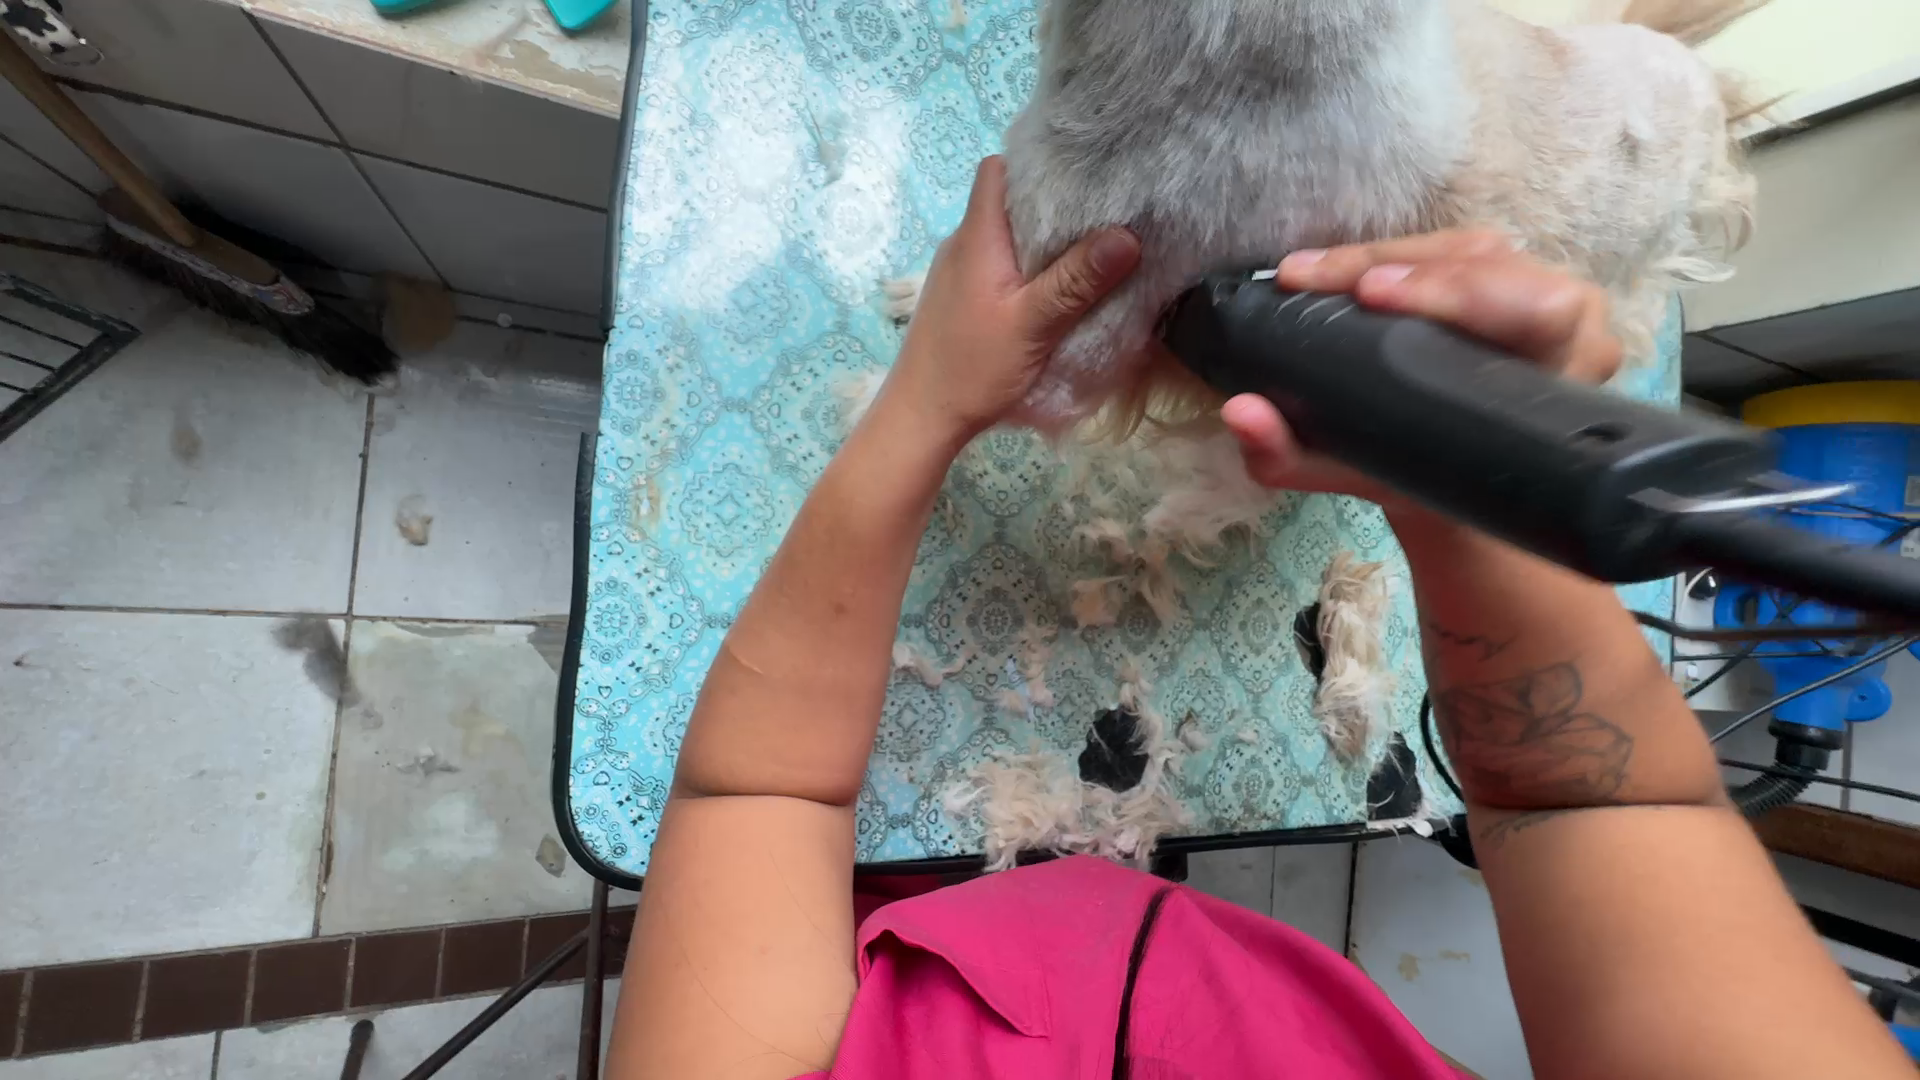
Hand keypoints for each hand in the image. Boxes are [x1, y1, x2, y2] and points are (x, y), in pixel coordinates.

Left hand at [874, 157, 1139, 447]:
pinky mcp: (959, 303)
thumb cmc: (972, 369)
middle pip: (1006, 203)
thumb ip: (1076, 281)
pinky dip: (1025, 272)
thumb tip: (1129, 235)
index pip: (998, 169)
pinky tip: (1052, 293)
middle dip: (1051, 205)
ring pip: (1003, 240)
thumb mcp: (1032, 325)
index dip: (1036, 163)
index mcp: (977, 236)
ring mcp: (957, 276)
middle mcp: (962, 246)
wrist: (922, 418)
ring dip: (1040, 244)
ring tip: (1087, 251)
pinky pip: (997, 270)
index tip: (1081, 174)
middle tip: (1102, 214)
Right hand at [1220, 230, 1622, 509]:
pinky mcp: (1511, 282)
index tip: (1371, 294)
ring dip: (1389, 253)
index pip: (1538, 310)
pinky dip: (1399, 252)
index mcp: (1551, 384)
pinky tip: (1344, 264)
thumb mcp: (1338, 478)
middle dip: (1396, 265)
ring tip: (1314, 271)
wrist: (1443, 480)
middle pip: (1492, 263)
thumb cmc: (1406, 480)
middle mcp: (1569, 332)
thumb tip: (1237, 410)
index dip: (1459, 291)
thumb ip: (1284, 455)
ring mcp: (1544, 298)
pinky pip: (1461, 251)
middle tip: (1311, 277)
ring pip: (1474, 248)